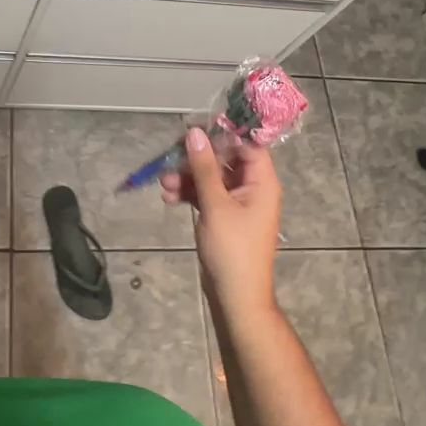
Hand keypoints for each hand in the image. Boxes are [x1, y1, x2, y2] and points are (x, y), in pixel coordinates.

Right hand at [162, 128, 280, 316]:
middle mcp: (252, 188)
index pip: (247, 144)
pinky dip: (189, 194)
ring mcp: (237, 203)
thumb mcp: (216, 205)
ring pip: (211, 177)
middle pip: (224, 159)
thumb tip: (195, 132)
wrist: (235, 298)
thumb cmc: (232, 249)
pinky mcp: (223, 216)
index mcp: (262, 181)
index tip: (195, 127)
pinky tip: (169, 197)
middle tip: (171, 156)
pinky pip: (206, 195)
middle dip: (196, 159)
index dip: (223, 134)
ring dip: (188, 177)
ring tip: (163, 183)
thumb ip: (204, 167)